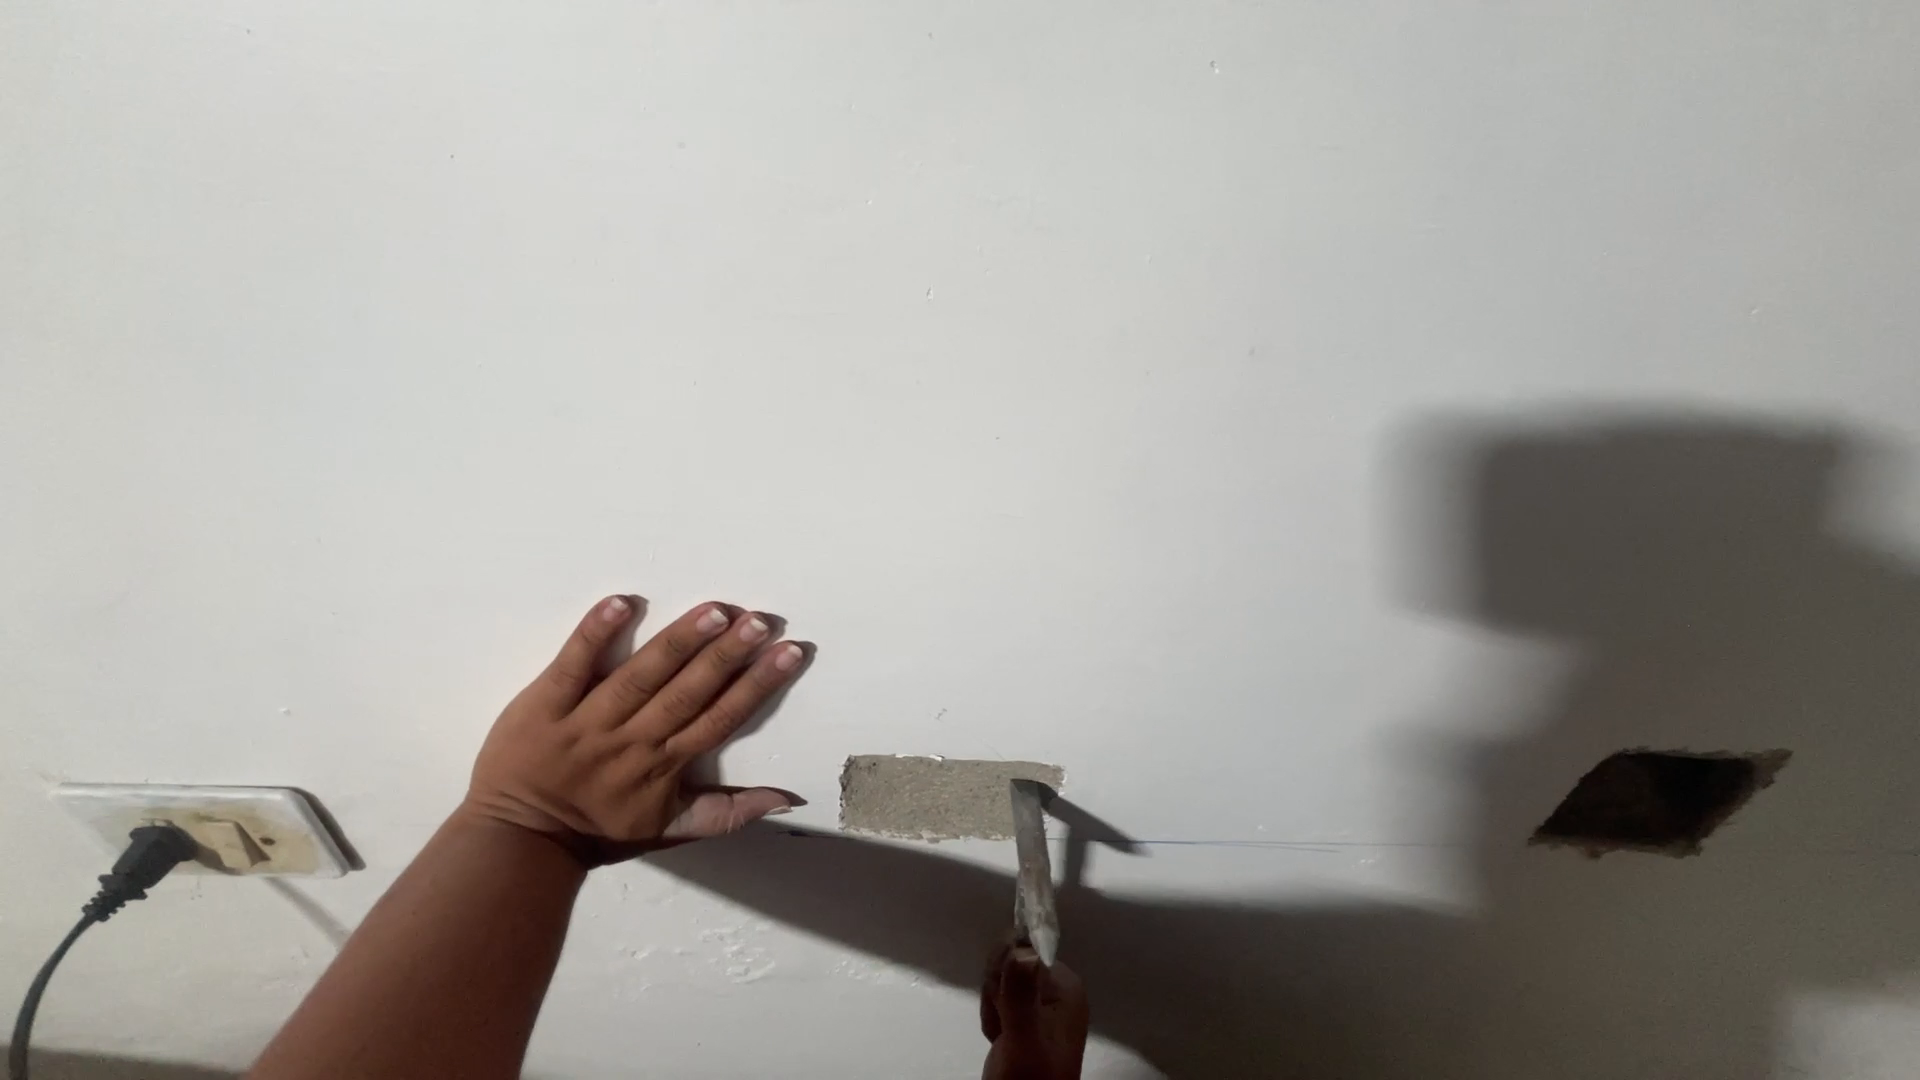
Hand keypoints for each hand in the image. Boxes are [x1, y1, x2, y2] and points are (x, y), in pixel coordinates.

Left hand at [462, 595, 808, 863]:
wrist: (516, 843)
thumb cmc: (600, 832)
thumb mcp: (672, 831)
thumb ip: (730, 813)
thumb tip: (790, 800)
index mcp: (665, 765)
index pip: (721, 718)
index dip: (758, 684)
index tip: (789, 651)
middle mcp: (633, 740)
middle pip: (688, 691)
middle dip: (727, 655)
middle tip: (760, 621)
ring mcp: (586, 721)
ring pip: (641, 676)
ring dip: (678, 642)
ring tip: (714, 610)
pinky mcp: (543, 704)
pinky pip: (571, 665)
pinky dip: (595, 634)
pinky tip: (622, 603)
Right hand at [980, 943, 1089, 1079]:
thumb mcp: (1024, 1038)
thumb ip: (1022, 993)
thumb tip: (1023, 946)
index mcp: (1066, 984)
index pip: (1024, 946)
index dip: (1005, 968)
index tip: (1002, 999)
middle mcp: (1057, 987)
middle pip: (1009, 960)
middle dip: (996, 990)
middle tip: (1002, 1023)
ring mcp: (1042, 1002)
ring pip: (1001, 978)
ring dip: (992, 1006)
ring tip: (1001, 1035)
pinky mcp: (1027, 1016)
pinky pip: (1000, 996)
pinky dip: (992, 1016)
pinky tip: (999, 1037)